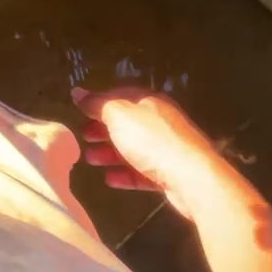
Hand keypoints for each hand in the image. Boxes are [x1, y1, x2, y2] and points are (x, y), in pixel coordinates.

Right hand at [72, 85, 248, 218]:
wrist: (194, 179)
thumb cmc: (152, 140)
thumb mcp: (118, 115)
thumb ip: (96, 104)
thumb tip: (76, 92)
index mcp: (149, 103)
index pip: (119, 96)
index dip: (98, 103)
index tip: (79, 112)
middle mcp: (160, 123)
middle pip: (125, 123)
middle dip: (102, 129)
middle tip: (83, 136)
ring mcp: (167, 150)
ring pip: (132, 148)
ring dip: (109, 153)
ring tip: (90, 160)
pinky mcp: (171, 175)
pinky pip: (142, 172)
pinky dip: (124, 174)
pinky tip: (110, 179)